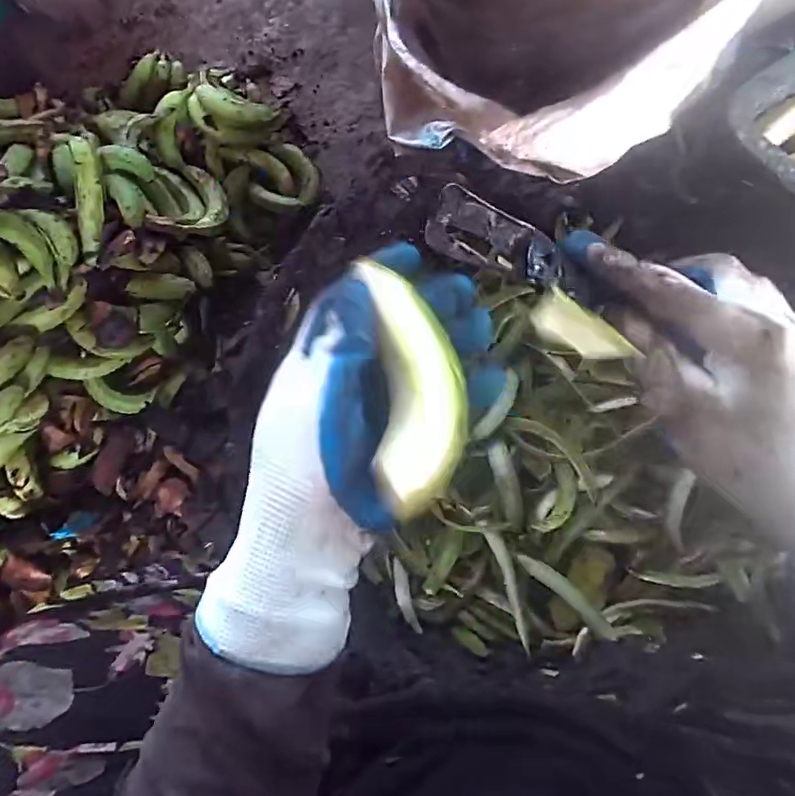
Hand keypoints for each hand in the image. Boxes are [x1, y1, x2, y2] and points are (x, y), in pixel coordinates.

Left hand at [196, 243, 504, 673]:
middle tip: (465, 292)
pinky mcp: (406, 443)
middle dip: (431, 308)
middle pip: (396, 332)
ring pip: (425, 366)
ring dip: (456, 344)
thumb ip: (336, 343)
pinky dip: (471, 397)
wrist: (307, 540)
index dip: (379, 278)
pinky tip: (495, 380)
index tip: (411, 255)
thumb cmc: (299, 465)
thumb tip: (357, 284)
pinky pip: (444, 412)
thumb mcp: (310, 396)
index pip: (350, 306)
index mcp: (322, 362)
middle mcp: (354, 379)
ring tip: (484, 327)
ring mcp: (382, 412)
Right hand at [556, 234, 794, 544]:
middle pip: (716, 269)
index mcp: (743, 330)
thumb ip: (651, 352)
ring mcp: (794, 331)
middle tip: (633, 291)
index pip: (670, 288)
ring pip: (740, 284)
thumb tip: (618, 312)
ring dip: (696, 284)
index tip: (588, 250)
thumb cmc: (748, 459)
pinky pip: (753, 303)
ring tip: (664, 308)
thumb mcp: (684, 409)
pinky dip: (718, 301)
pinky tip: (704, 331)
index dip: (624, 270)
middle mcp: (774, 317)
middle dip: (669, 271)